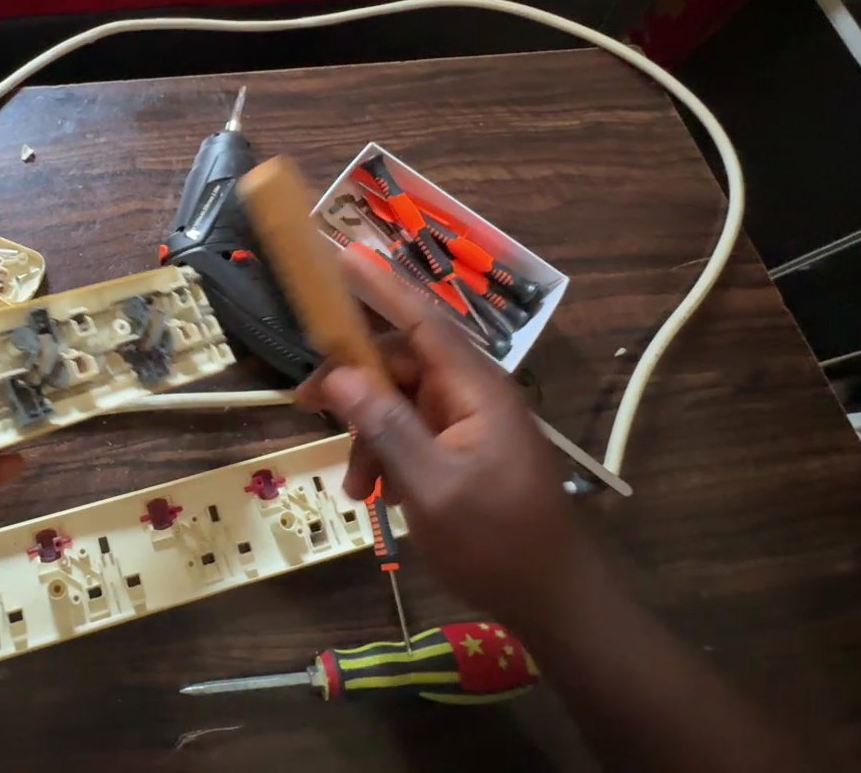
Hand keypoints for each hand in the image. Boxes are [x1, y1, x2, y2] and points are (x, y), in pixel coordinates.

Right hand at [295, 251, 600, 628]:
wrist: (556, 603)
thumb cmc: (497, 542)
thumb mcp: (431, 486)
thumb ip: (384, 425)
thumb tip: (338, 375)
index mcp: (475, 389)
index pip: (421, 321)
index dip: (380, 287)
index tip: (342, 256)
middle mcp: (471, 393)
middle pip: (399, 361)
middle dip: (352, 381)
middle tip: (304, 400)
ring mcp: (467, 420)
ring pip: (398, 399)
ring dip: (366, 431)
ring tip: (352, 483)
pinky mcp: (462, 445)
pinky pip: (410, 429)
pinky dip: (384, 452)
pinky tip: (372, 490)